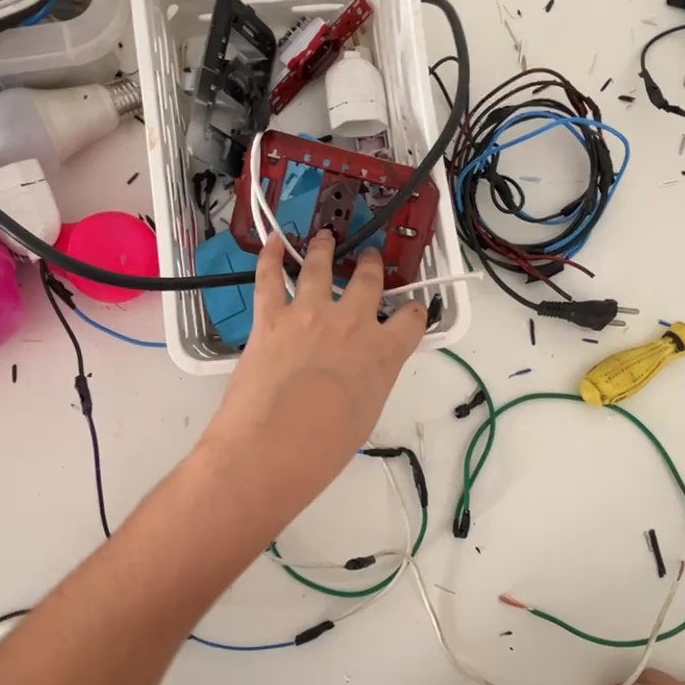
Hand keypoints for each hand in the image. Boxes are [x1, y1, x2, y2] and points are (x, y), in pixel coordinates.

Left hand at [202, 233, 426, 480]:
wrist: (273, 446)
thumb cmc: (324, 446)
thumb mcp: (365, 413)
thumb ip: (368, 381)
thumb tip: (356, 374)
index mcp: (383, 352)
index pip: (412, 318)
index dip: (414, 310)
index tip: (412, 307)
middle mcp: (351, 323)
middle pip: (368, 282)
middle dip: (370, 267)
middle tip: (369, 260)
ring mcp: (309, 313)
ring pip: (319, 267)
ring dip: (323, 249)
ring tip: (325, 238)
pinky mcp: (270, 317)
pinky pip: (270, 277)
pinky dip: (270, 256)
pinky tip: (273, 241)